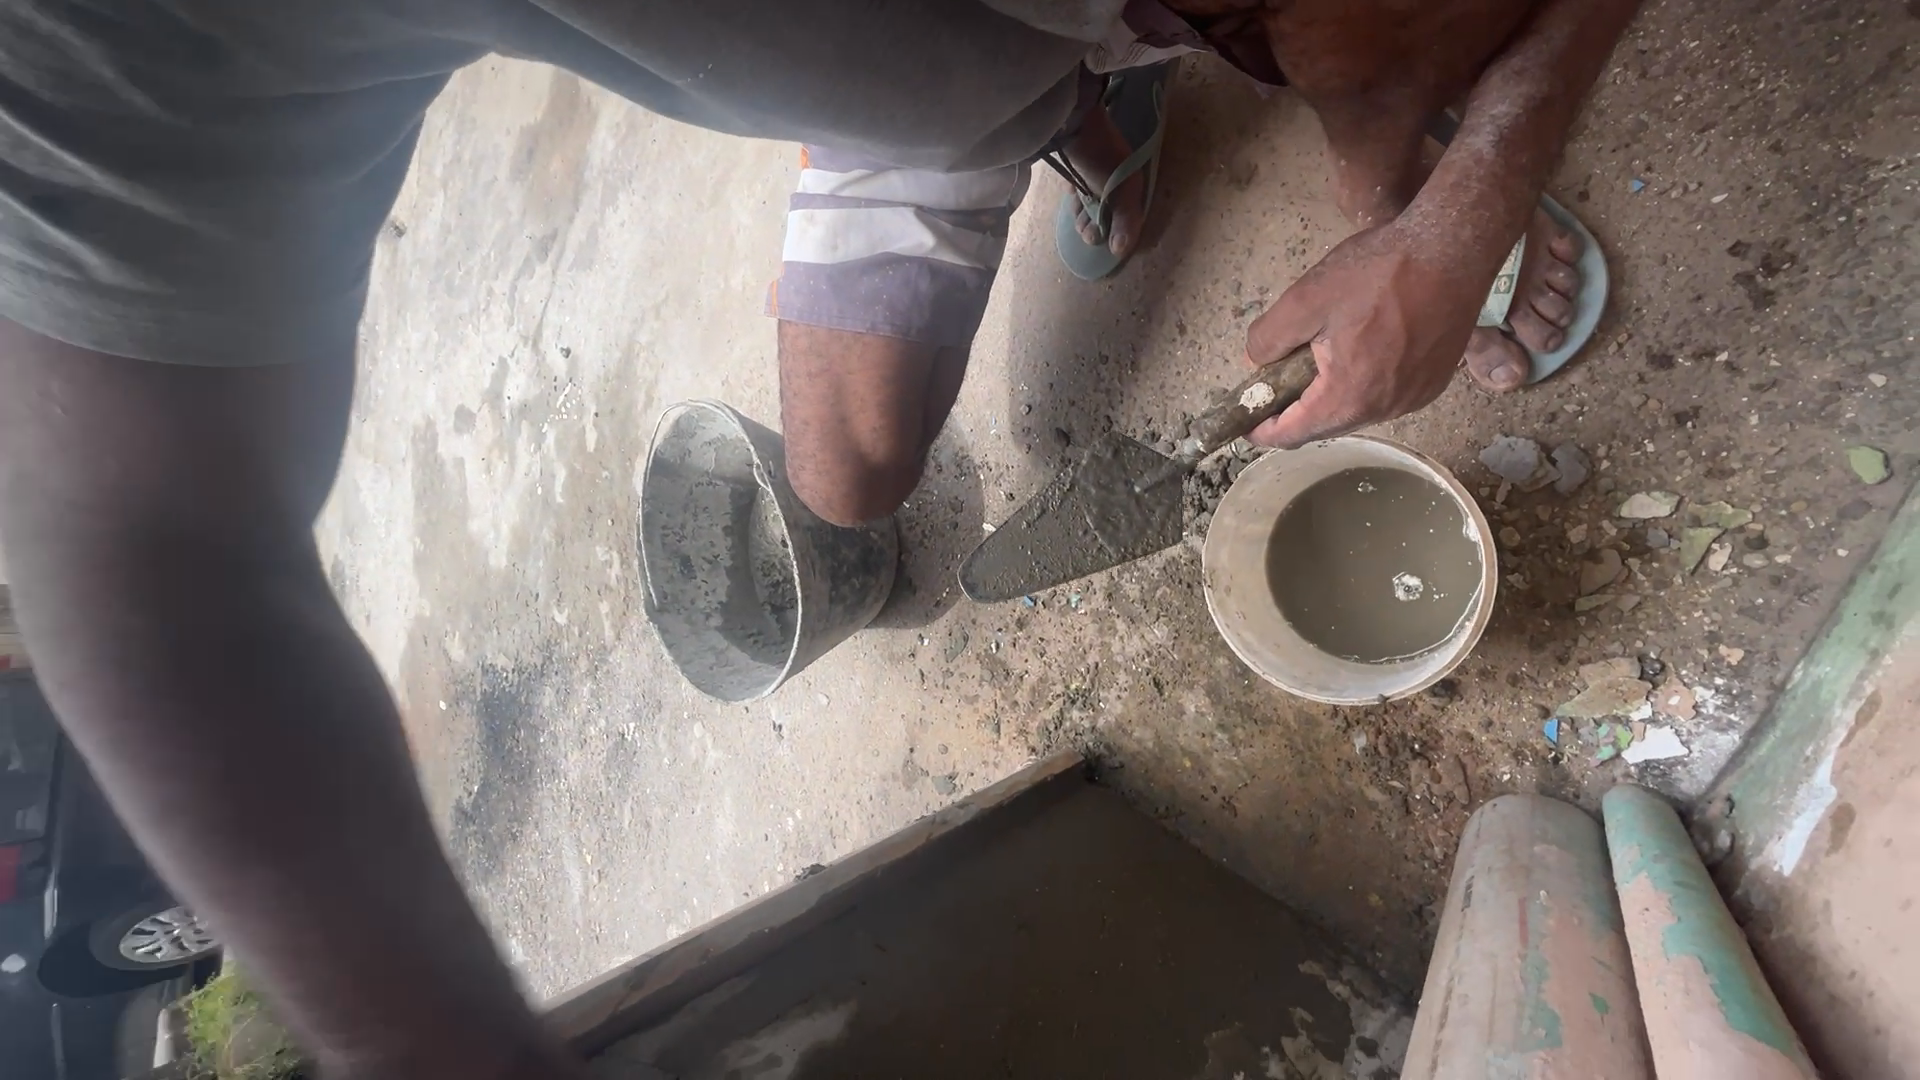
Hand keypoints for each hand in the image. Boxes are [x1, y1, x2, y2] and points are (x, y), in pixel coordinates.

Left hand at [1242, 220, 1488, 448]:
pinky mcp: (1432, 383)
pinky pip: (1380, 399)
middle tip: (1271, 387)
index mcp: (1349, 396)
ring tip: (1310, 365)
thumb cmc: (1380, 270)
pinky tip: (1351, 356)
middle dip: (1291, 414)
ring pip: (1352, 414)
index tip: (1243, 421)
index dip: (1260, 431)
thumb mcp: (1304, 300)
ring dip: (1325, 400)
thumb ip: (1268, 339)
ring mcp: (1413, 398)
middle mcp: (1384, 409)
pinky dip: (1357, 388)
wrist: (1457, 243)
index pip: (1291, 434)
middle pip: (1322, 427)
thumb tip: (1254, 362)